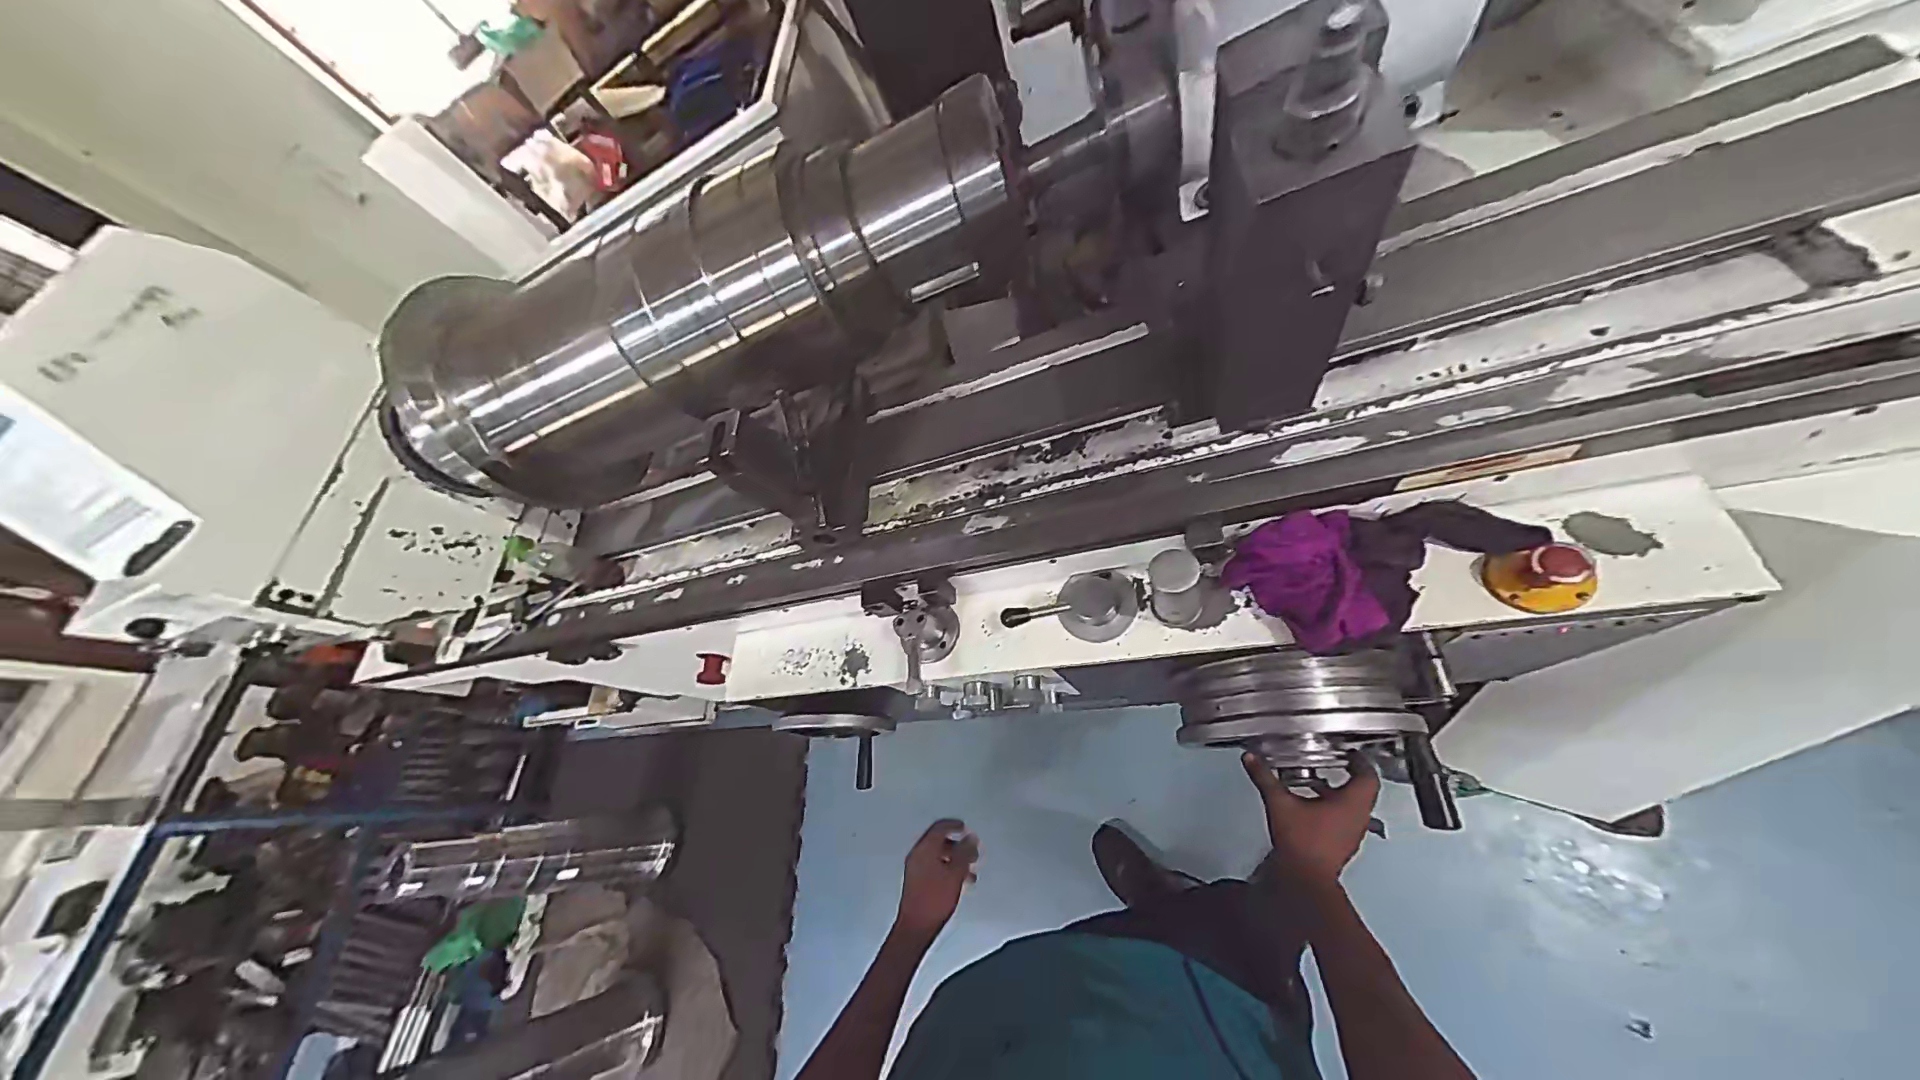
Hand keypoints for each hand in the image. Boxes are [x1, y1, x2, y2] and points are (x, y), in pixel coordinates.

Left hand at [894, 819, 978, 942]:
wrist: (916, 926)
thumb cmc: (935, 898)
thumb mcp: (955, 872)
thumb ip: (964, 852)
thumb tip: (970, 837)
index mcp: (924, 849)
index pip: (939, 828)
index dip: (953, 825)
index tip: (965, 828)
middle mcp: (917, 855)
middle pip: (939, 841)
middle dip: (957, 845)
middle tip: (972, 852)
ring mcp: (915, 868)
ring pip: (938, 855)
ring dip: (954, 859)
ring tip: (970, 870)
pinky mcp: (916, 881)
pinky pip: (934, 866)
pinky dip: (947, 868)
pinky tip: (960, 882)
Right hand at [1243, 752, 1380, 884]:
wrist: (1306, 878)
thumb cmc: (1301, 842)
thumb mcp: (1279, 802)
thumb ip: (1265, 777)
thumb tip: (1252, 759)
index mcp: (1350, 804)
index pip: (1368, 776)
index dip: (1360, 761)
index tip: (1351, 753)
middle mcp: (1358, 818)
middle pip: (1365, 791)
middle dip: (1352, 775)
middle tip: (1339, 763)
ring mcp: (1353, 833)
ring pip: (1356, 806)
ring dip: (1342, 792)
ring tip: (1320, 781)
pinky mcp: (1344, 843)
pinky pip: (1347, 819)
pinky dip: (1336, 808)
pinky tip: (1313, 806)